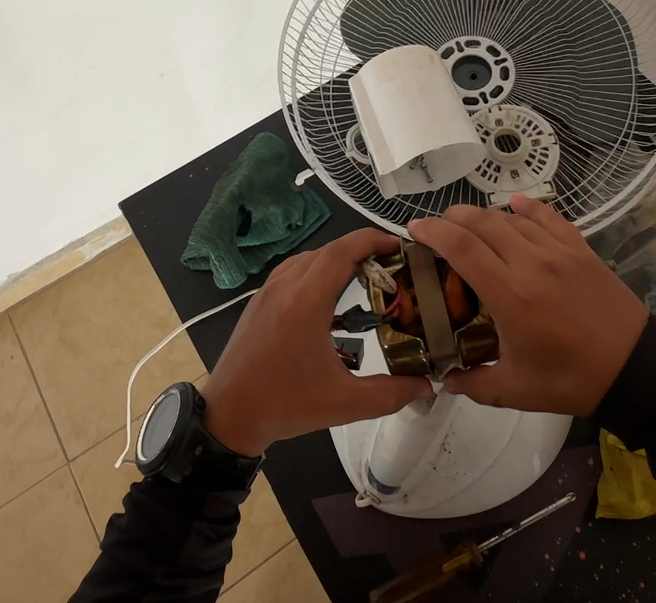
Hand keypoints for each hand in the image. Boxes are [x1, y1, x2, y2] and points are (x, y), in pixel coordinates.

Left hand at [202, 229, 432, 455]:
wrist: (228, 414)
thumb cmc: (285, 404)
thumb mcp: (344, 403)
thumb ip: (390, 393)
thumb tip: (427, 385)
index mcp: (305, 302)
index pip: (341, 251)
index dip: (372, 240)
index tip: (399, 245)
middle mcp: (285, 286)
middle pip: (328, 250)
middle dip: (361, 250)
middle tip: (392, 266)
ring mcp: (268, 291)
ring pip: (309, 258)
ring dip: (338, 259)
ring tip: (366, 277)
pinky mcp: (260, 300)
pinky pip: (294, 270)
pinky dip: (317, 271)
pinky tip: (331, 296)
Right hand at [409, 195, 647, 416]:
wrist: (636, 369)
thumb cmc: (572, 380)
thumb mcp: (517, 391)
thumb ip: (474, 383)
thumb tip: (444, 379)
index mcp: (509, 295)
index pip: (461, 248)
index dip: (432, 232)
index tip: (413, 229)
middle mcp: (530, 263)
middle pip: (481, 223)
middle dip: (451, 218)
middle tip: (435, 227)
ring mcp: (557, 251)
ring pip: (510, 217)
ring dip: (482, 214)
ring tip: (467, 222)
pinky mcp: (580, 248)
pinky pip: (548, 217)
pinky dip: (527, 207)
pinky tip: (515, 204)